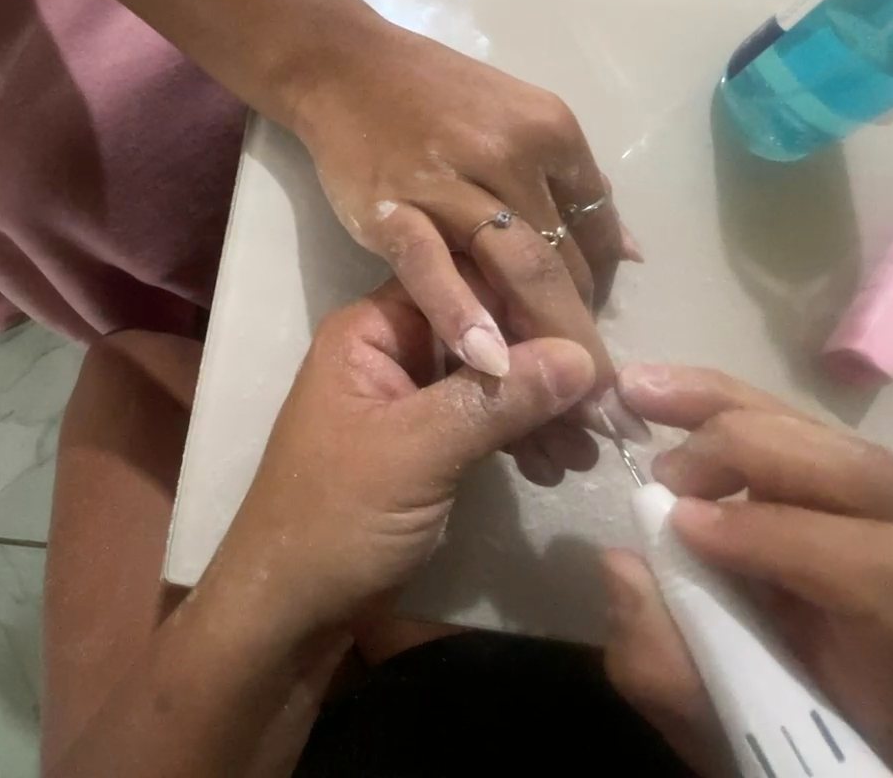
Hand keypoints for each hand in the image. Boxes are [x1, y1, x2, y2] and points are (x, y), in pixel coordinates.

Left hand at [203, 282, 596, 639]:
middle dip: (542, 370)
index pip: (460, 286)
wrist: (291, 605)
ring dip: (539, 409)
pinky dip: (520, 436)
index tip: (590, 350)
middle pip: (482, 333)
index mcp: (371, 330)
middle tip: (600, 413)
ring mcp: (409, 394)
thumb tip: (582, 357)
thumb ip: (494, 400)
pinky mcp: (425, 437)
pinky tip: (553, 466)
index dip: (527, 309)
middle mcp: (391, 349)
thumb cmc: (335, 519)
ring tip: (582, 452)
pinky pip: (483, 418)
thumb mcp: (416, 454)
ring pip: (490, 378)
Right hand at [289, 21, 642, 484]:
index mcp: (550, 132)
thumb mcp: (518, 119)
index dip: (605, 296)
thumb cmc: (432, 96)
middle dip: (588, 340)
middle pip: (564, 260)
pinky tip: (487, 361)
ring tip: (566, 411)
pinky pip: (432, 266)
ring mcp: (449, 181)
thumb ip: (570, 186)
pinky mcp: (392, 206)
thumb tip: (630, 250)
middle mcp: (511, 153)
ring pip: (514, 269)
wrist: (343, 65)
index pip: (597, 230)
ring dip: (545, 340)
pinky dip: (460, 312)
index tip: (597, 343)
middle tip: (607, 409)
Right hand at [600, 365, 892, 777]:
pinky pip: (787, 424)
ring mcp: (880, 514)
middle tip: (663, 471)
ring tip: (641, 398)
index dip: (777, 537)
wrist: (806, 710)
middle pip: (861, 476)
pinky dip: (717, 400)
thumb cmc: (767, 731)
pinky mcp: (832, 481)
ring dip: (726, 408)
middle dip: (751, 455)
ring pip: (825, 435)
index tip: (679, 526)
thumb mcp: (701, 723)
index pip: (876, 570)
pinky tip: (659, 391)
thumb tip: (623, 564)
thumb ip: (660, 662)